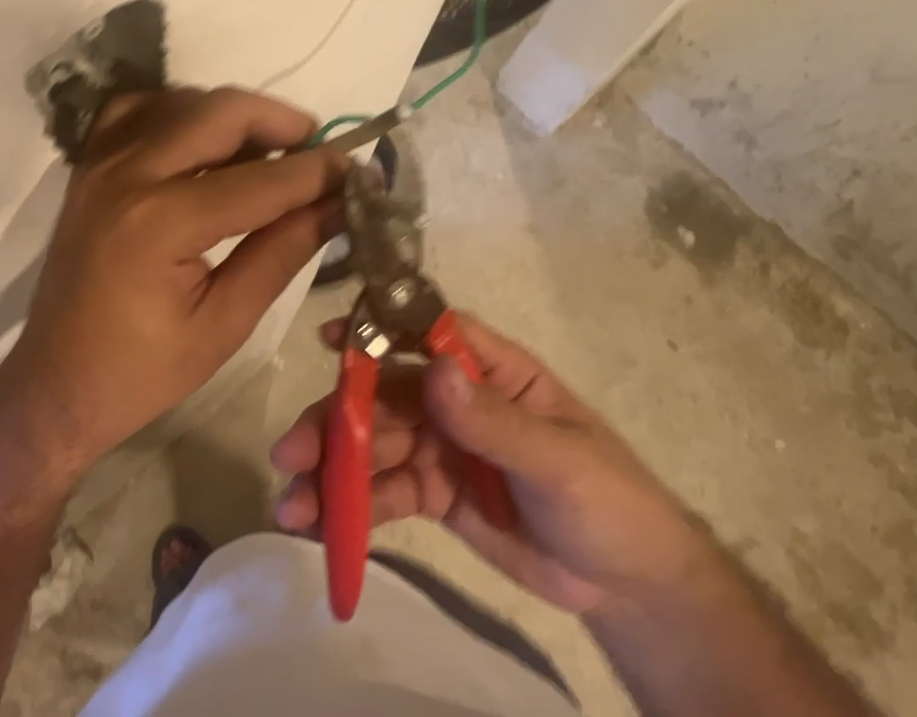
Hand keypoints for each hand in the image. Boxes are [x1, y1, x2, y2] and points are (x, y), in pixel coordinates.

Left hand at [0, 86, 347, 474]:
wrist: (55, 384)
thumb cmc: (142, 371)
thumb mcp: (225, 322)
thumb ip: (282, 252)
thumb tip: (339, 204)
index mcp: (162, 223)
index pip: (263, 179)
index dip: (320, 172)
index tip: (361, 170)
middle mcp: (127, 174)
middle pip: (219, 113)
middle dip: (280, 123)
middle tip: (319, 150)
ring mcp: (99, 164)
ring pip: (179, 102)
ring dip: (231, 116)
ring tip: (268, 151)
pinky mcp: (86, 168)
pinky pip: (134, 111)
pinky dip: (176, 112)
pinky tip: (201, 143)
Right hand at [271, 313, 717, 614]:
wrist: (626, 585)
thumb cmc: (610, 502)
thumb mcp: (560, 461)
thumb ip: (496, 422)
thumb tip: (433, 368)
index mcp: (494, 375)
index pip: (430, 336)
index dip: (379, 331)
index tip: (328, 339)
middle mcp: (457, 403)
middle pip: (383, 399)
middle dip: (333, 424)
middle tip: (289, 456)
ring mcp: (440, 449)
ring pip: (372, 450)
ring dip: (330, 474)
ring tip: (292, 508)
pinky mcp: (432, 495)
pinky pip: (384, 495)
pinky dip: (350, 509)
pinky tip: (317, 528)